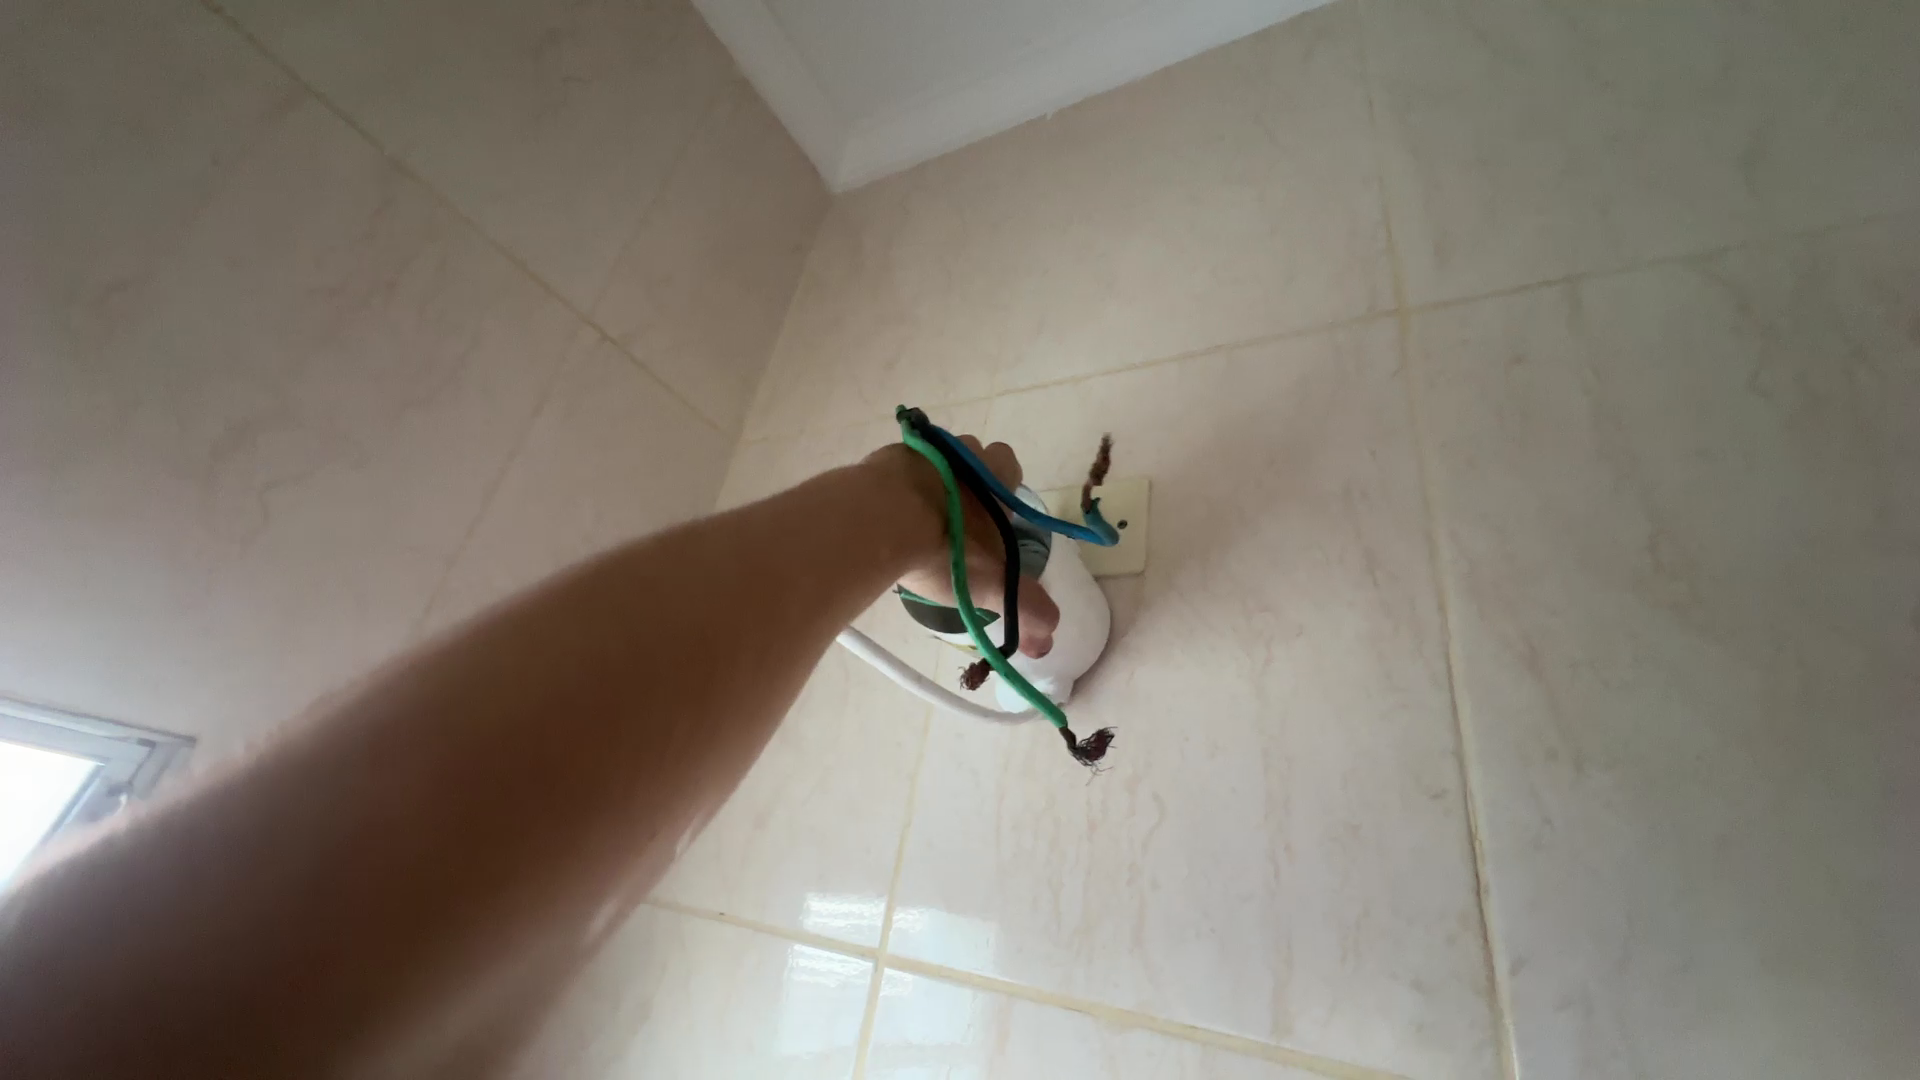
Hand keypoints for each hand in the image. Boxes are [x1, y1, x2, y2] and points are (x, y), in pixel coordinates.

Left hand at [868, 436, 1058, 657]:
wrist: (882, 523)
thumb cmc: (948, 549)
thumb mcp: (994, 585)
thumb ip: (1027, 609)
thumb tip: (1048, 641)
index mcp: (995, 478)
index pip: (1010, 468)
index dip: (1004, 492)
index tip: (990, 523)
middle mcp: (962, 455)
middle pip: (973, 458)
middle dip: (968, 484)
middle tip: (955, 524)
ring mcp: (919, 453)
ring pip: (934, 461)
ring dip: (931, 484)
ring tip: (916, 523)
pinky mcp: (880, 459)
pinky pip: (894, 471)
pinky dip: (893, 491)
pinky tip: (886, 520)